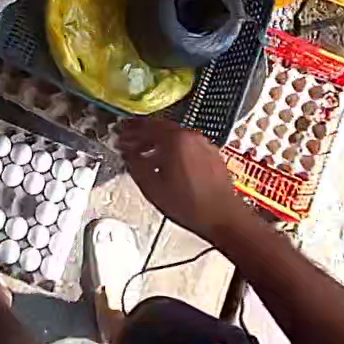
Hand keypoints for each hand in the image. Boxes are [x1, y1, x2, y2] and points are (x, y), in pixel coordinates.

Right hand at [118, 117, 257, 244]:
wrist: (223, 217)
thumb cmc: (191, 205)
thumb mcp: (152, 187)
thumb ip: (136, 165)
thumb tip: (129, 155)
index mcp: (176, 140)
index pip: (147, 126)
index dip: (130, 131)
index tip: (120, 134)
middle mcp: (192, 137)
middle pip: (162, 128)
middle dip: (143, 134)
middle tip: (129, 140)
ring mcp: (204, 144)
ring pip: (175, 136)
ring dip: (158, 142)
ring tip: (145, 154)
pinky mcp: (212, 154)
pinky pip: (187, 145)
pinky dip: (174, 149)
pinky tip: (167, 163)